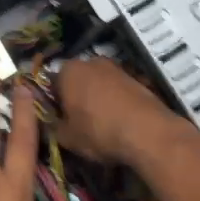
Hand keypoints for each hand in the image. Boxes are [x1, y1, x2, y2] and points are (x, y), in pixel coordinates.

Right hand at [52, 57, 183, 164]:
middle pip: (77, 80)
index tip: (60, 121)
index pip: (52, 84)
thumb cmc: (98, 131)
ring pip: (99, 84)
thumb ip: (53, 127)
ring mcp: (116, 67)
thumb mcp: (67, 138)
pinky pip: (118, 90)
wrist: (148, 132)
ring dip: (97, 99)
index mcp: (68, 71)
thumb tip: (51, 124)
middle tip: (79, 122)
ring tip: (102, 123)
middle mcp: (90, 61)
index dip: (54, 104)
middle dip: (76, 97)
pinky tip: (120, 121)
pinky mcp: (137, 78)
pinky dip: (116, 101)